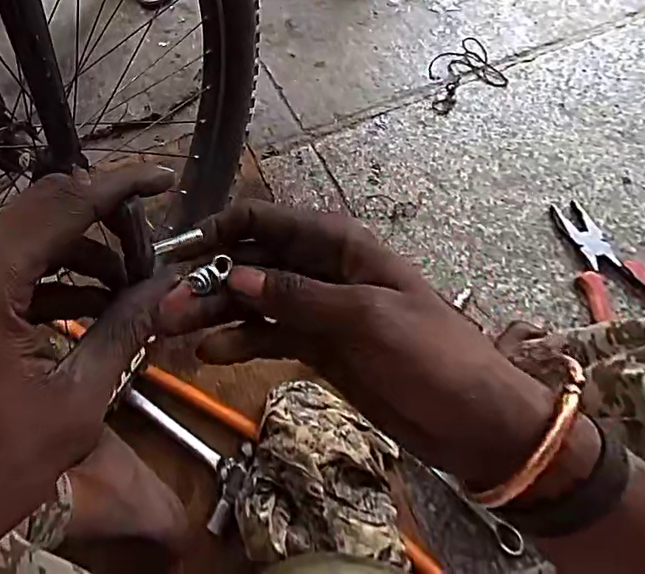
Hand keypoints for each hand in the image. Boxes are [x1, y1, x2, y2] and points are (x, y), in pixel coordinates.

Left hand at [0, 164, 178, 573]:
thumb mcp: (71, 405)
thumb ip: (123, 331)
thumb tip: (169, 285)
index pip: (68, 200)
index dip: (123, 184)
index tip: (165, 179)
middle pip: (49, 204)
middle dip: (107, 214)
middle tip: (152, 243)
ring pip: (35, 232)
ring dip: (86, 247)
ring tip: (133, 281)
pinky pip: (18, 265)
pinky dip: (60, 274)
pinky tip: (98, 302)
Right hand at [159, 200, 596, 496]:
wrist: (478, 423)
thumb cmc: (433, 353)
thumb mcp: (366, 317)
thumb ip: (299, 295)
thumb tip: (236, 275)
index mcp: (336, 242)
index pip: (265, 221)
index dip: (221, 230)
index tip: (181, 251)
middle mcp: (319, 267)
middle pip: (251, 264)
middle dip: (209, 281)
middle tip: (166, 306)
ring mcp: (315, 307)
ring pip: (253, 301)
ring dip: (215, 312)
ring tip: (174, 330)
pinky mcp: (315, 344)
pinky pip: (268, 335)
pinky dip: (240, 341)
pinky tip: (210, 353)